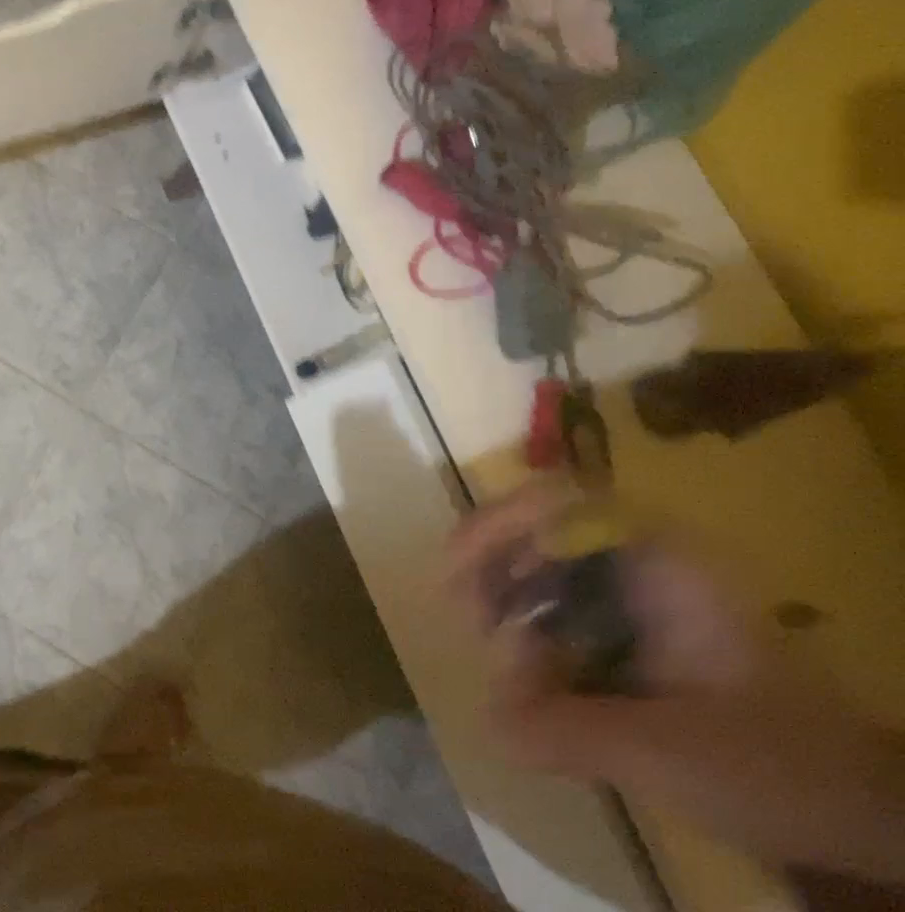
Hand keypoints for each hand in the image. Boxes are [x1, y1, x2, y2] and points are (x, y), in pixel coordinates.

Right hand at [449, 483, 904, 884]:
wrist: (869, 813)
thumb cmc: (773, 764)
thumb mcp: (660, 752)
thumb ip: (559, 728)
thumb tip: (487, 716)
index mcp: (661, 567)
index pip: (557, 502)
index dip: (492, 525)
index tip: (453, 576)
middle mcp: (647, 568)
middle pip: (535, 533)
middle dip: (488, 575)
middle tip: (469, 625)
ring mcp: (645, 601)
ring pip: (544, 574)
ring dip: (505, 609)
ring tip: (500, 663)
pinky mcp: (640, 637)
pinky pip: (560, 615)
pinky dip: (531, 640)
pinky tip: (531, 686)